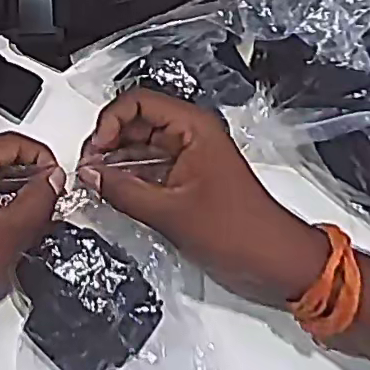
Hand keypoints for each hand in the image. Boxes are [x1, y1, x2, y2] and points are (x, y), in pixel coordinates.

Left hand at [0, 132, 63, 315]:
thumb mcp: (9, 230)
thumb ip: (38, 199)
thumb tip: (54, 179)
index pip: (17, 143)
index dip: (45, 162)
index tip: (60, 182)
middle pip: (7, 156)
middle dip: (32, 179)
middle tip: (51, 204)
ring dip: (17, 192)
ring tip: (32, 220)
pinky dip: (0, 200)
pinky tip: (11, 225)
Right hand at [80, 89, 327, 307]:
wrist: (281, 267)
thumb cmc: (242, 234)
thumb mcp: (171, 213)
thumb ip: (122, 190)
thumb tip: (89, 175)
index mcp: (193, 127)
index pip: (137, 102)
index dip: (110, 121)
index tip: (96, 148)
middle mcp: (189, 134)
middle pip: (134, 120)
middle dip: (107, 140)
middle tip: (89, 165)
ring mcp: (187, 154)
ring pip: (137, 142)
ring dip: (114, 158)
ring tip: (96, 179)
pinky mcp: (185, 176)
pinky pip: (147, 164)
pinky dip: (127, 173)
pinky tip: (112, 189)